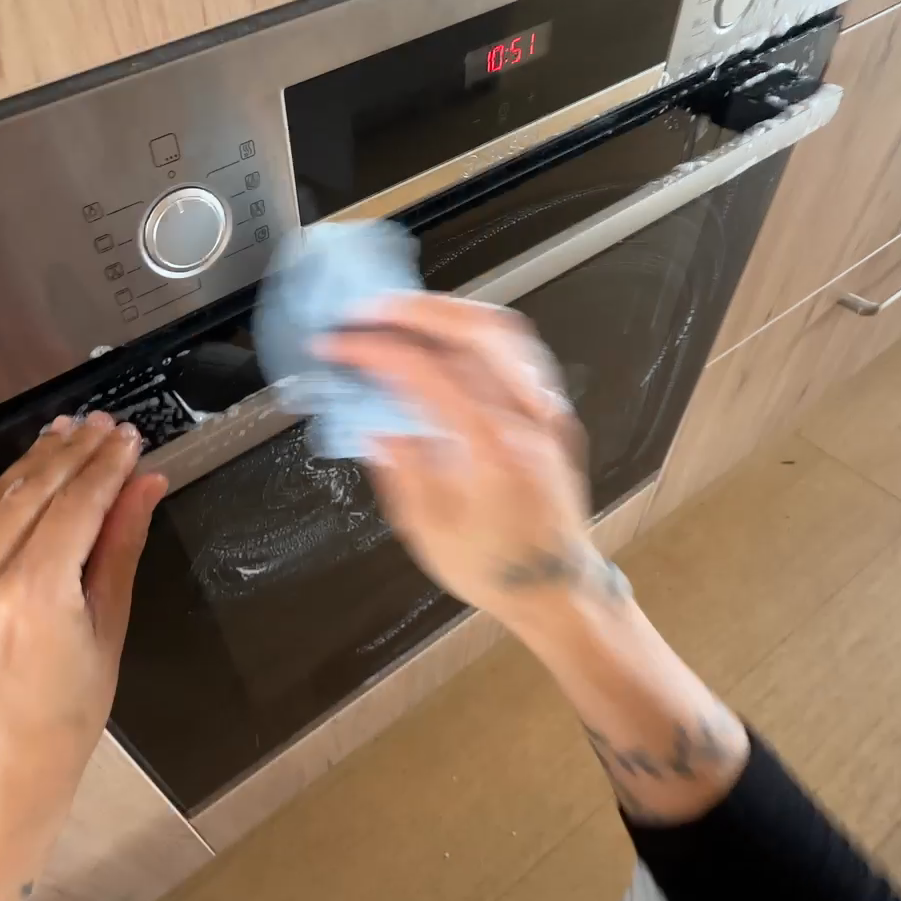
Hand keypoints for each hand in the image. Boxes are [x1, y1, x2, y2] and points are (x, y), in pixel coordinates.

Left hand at [0, 411, 165, 818]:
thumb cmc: (69, 716)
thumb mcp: (109, 630)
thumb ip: (121, 547)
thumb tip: (146, 484)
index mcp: (32, 600)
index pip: (75, 507)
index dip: (106, 466)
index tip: (130, 436)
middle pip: (33, 493)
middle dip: (74, 452)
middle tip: (105, 424)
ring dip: (37, 462)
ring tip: (70, 431)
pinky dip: (8, 493)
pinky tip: (33, 472)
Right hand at [319, 296, 618, 636]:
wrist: (559, 589)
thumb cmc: (495, 568)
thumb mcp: (429, 530)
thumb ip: (401, 470)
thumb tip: (376, 426)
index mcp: (491, 450)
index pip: (427, 374)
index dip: (376, 351)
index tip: (341, 344)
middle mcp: (526, 420)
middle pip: (475, 332)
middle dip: (416, 311)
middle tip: (372, 310)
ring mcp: (547, 412)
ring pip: (504, 332)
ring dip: (449, 314)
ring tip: (406, 313)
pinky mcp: (554, 414)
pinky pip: (520, 352)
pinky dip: (479, 334)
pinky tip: (452, 339)